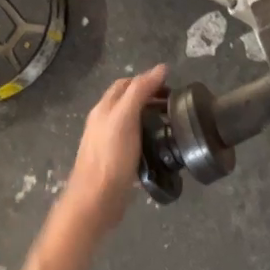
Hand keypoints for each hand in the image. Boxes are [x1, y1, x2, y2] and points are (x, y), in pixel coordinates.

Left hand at [61, 65, 167, 232]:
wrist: (95, 201)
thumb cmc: (111, 157)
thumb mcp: (125, 118)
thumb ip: (141, 91)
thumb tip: (161, 68)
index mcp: (104, 109)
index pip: (126, 84)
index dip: (147, 80)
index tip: (171, 86)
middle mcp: (104, 122)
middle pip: (127, 101)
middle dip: (150, 97)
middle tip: (174, 103)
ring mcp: (109, 143)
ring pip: (131, 121)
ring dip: (150, 116)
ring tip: (171, 122)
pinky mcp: (117, 161)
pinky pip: (134, 141)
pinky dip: (148, 136)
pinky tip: (160, 144)